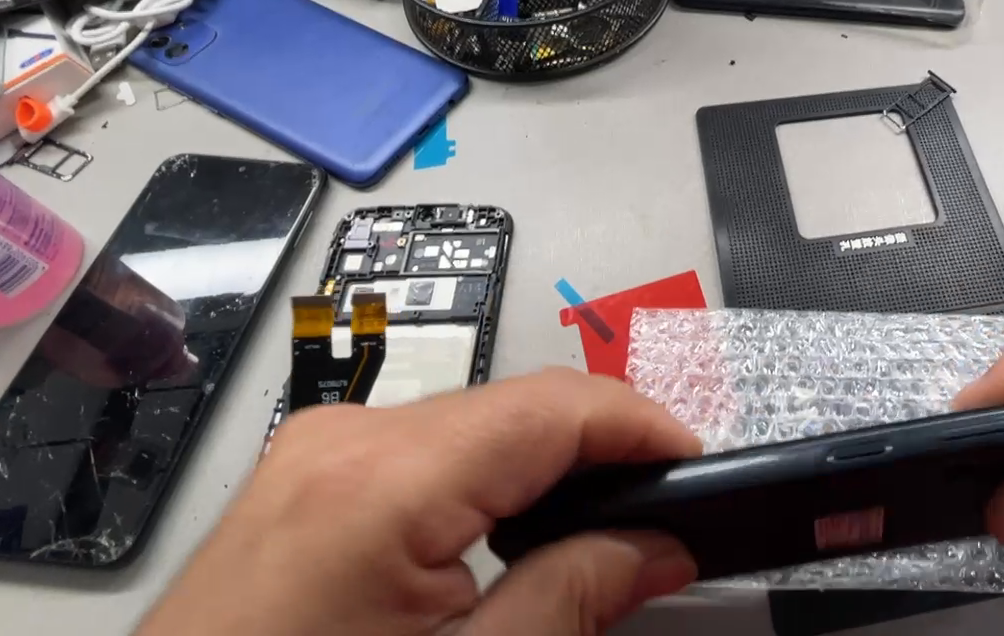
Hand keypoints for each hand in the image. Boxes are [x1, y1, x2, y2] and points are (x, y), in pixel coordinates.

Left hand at [136, 370, 702, 635]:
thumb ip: (572, 598)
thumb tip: (664, 546)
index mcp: (382, 480)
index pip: (551, 407)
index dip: (639, 422)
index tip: (697, 463)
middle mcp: (348, 435)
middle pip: (516, 406)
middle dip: (600, 443)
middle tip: (662, 502)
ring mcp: (317, 448)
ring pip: (478, 420)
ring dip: (549, 457)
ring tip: (606, 511)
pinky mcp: (305, 474)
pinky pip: (431, 446)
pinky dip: (493, 472)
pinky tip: (519, 520)